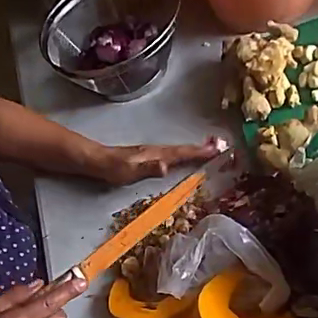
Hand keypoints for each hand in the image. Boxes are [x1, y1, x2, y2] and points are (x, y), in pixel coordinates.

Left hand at [93, 137, 227, 184]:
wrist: (96, 161)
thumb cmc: (112, 168)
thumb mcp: (129, 170)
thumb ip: (148, 168)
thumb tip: (166, 166)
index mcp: (156, 154)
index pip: (182, 153)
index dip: (199, 153)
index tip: (217, 150)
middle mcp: (157, 151)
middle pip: (184, 150)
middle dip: (202, 149)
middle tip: (221, 147)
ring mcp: (153, 154)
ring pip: (179, 151)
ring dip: (195, 151)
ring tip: (210, 150)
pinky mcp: (149, 158)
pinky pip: (172, 155)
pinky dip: (184, 154)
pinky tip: (185, 157)